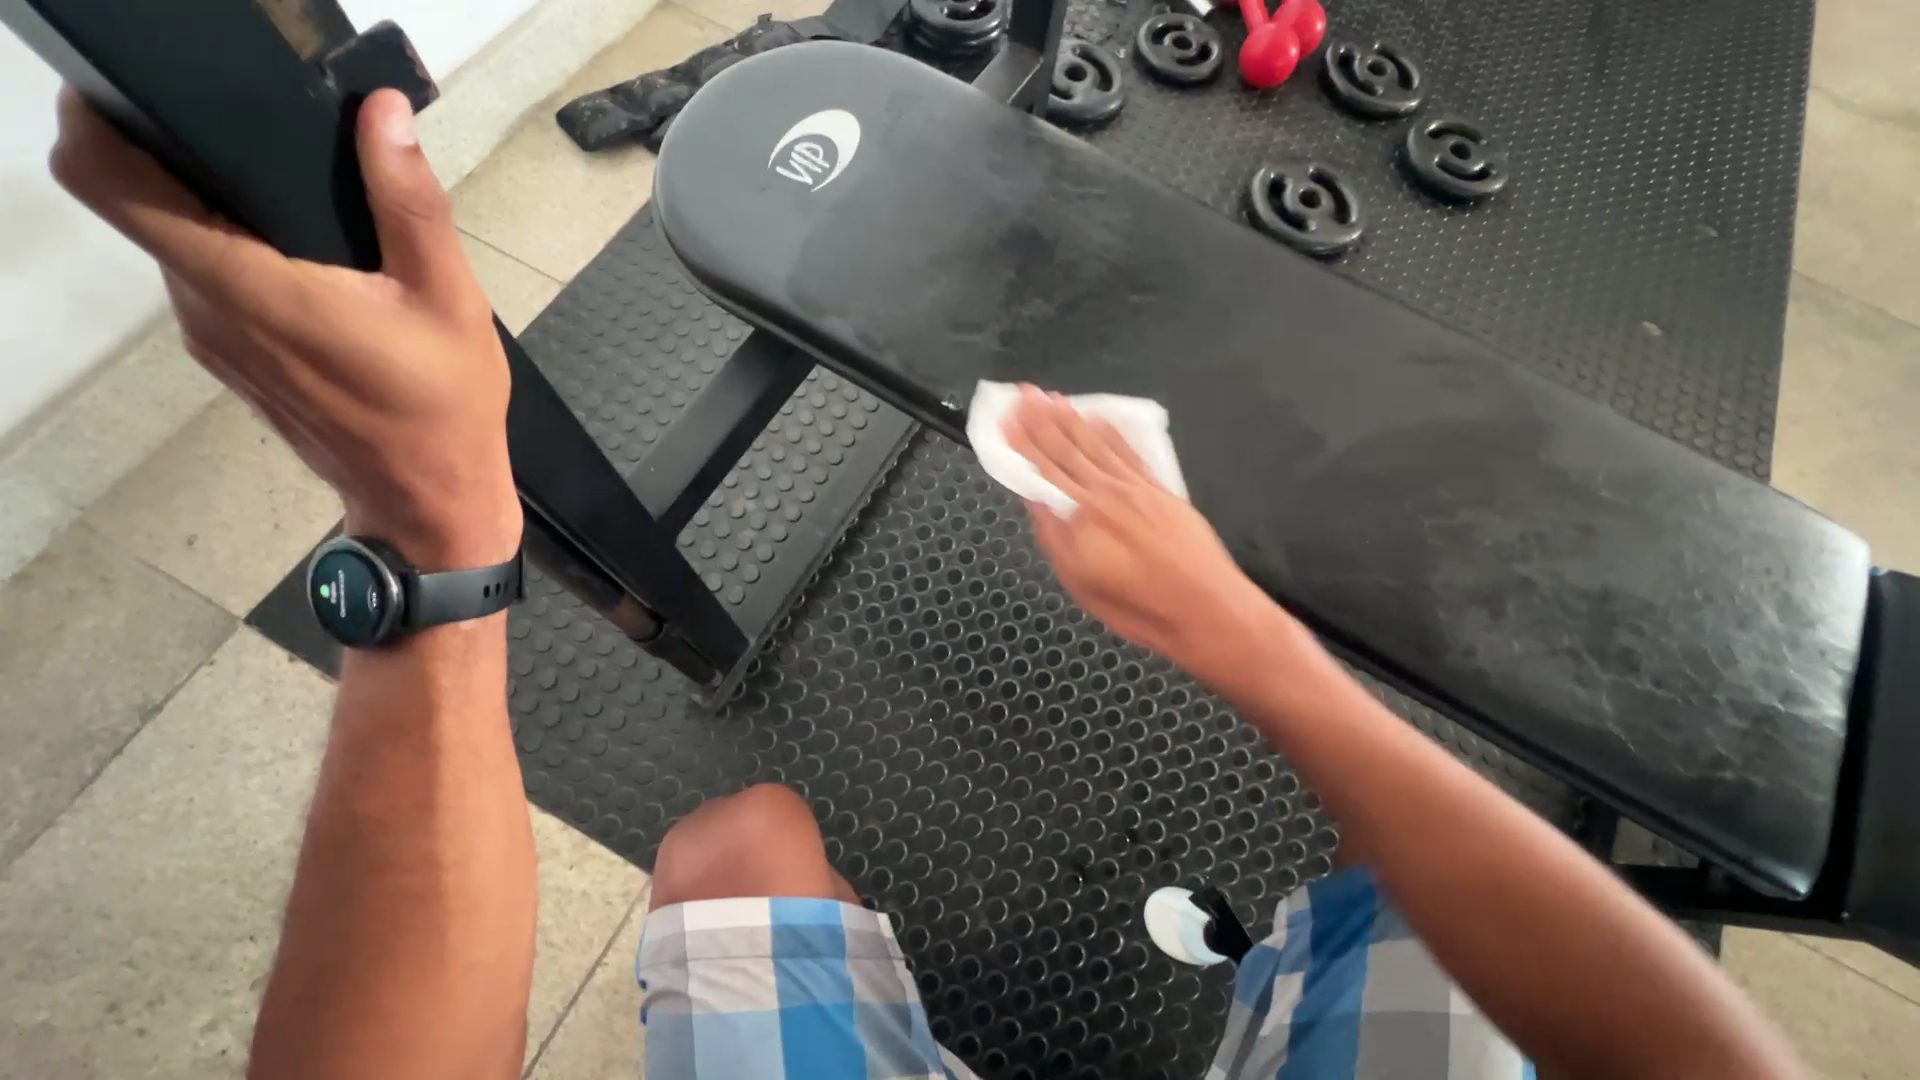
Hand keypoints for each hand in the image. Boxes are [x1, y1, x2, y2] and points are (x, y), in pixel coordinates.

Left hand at [49, 88, 518, 569]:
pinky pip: (215, 287)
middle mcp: (206, 309)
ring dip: (230, 216)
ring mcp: (213, 342)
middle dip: (197, 163)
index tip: (158, 93)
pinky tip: (324, 278)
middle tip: (288, 154)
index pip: (105, 178)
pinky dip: (247, 260)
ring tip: (320, 223)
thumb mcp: (451, 301)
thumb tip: (383, 113)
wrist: (432, 502)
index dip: (101, 115)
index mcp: (252, 287)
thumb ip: (411, 206)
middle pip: (147, 205)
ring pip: (184, 247)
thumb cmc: (447, 406)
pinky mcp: (233, 364)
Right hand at [1003, 385, 1304, 682]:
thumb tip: (1032, 497)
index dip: (1023, 441)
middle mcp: (1108, 490)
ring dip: (1072, 419)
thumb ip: (1053, 534)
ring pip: (1097, 444)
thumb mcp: (1080, 581)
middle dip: (1043, 419)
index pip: (1045, 467)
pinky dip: (1111, 433)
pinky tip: (1098, 419)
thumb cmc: (1137, 606)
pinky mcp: (1162, 490)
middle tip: (1024, 394)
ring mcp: (1137, 487)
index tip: (1006, 416)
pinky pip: (1130, 452)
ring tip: (1052, 398)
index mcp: (1083, 513)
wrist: (1205, 608)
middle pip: (1069, 448)